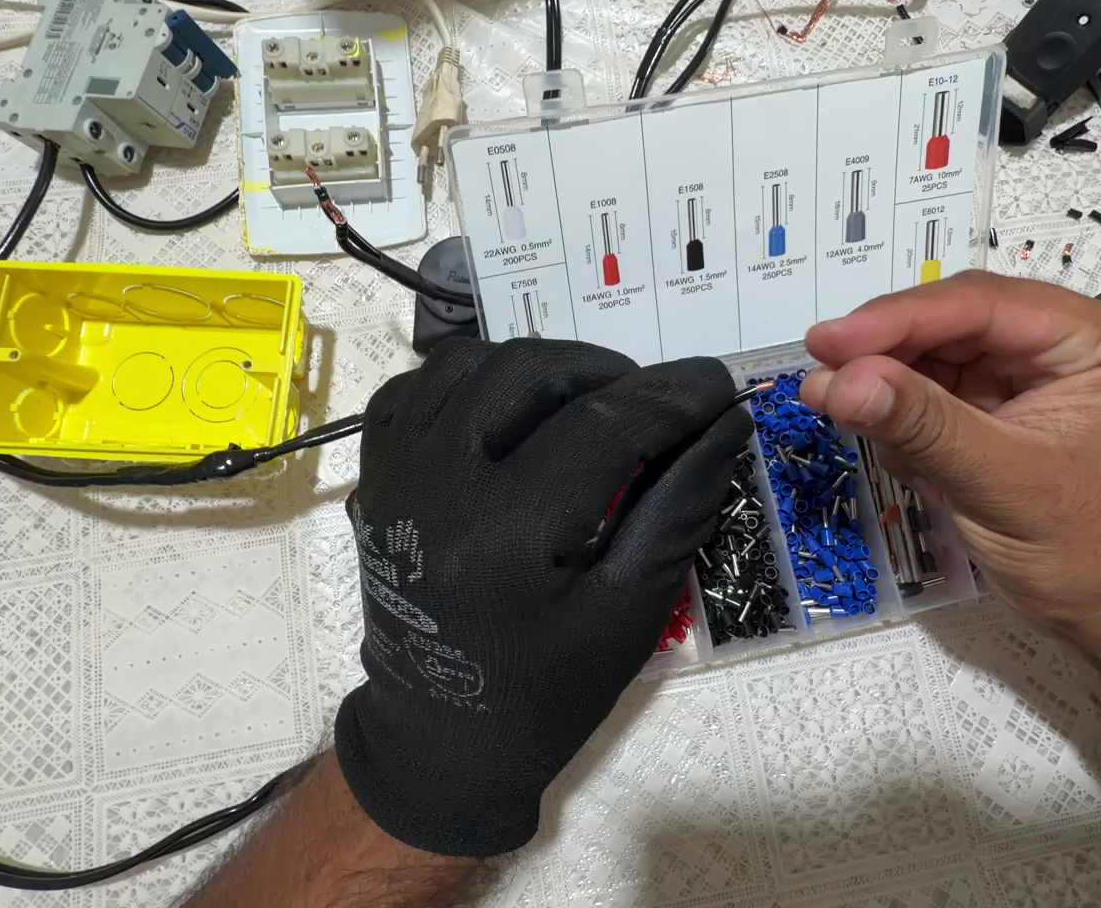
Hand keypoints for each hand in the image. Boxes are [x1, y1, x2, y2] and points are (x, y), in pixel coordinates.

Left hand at [334, 338, 750, 856]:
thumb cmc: (545, 693)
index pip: (601, 425)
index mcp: (505, 536)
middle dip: (606, 371)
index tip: (717, 383)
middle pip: (529, 372)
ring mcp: (393, 474)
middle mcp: (436, 486)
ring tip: (586, 399)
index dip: (671, 396)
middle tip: (649, 404)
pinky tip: (511, 409)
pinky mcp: (375, 475)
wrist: (438, 738)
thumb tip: (724, 423)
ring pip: (470, 362)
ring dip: (541, 366)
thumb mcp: (629, 613)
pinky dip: (473, 378)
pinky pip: (419, 386)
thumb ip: (678, 508)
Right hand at [798, 273, 1100, 670]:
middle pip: (948, 325)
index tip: (824, 342)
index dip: (892, 319)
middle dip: (884, 354)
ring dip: (889, 393)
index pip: (976, 305)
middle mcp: (1056, 349)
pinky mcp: (1000, 421)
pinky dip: (905, 426)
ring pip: (933, 363)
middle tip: (821, 380)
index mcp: (1088, 341)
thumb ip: (921, 426)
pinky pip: (934, 402)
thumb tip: (834, 381)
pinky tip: (908, 463)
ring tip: (851, 422)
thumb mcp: (1006, 485)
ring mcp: (1026, 386)